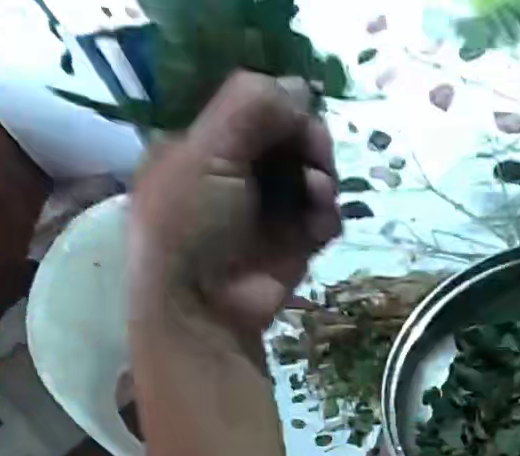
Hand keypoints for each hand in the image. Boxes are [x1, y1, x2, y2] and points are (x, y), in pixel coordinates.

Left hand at [126, 71, 341, 359]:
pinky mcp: (295, 246)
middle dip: (310, 143)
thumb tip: (301, 85)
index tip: (298, 113)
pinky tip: (322, 223)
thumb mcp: (206, 150)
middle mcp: (238, 173)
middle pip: (291, 140)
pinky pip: (324, 220)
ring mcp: (269, 212)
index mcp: (205, 143)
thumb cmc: (190, 223)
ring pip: (312, 178)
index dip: (283, 108)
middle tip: (317, 155)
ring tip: (319, 194)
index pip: (255, 109)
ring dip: (323, 181)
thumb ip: (252, 107)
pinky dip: (328, 218)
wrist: (204, 306)